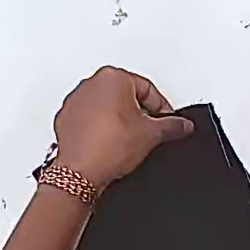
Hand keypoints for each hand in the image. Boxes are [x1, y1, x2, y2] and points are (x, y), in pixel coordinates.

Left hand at [52, 67, 195, 187]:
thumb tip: (183, 125)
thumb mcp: (152, 134)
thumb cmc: (107, 147)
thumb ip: (172, 125)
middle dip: (139, 112)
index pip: (147, 88)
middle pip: (126, 94)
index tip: (165, 121)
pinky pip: (90, 118)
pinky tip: (109, 144)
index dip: (161, 107)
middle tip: (146, 131)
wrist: (80, 172)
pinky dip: (100, 128)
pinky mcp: (66, 118)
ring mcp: (75, 100)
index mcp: (113, 77)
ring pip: (107, 106)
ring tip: (126, 140)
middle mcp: (91, 84)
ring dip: (119, 120)